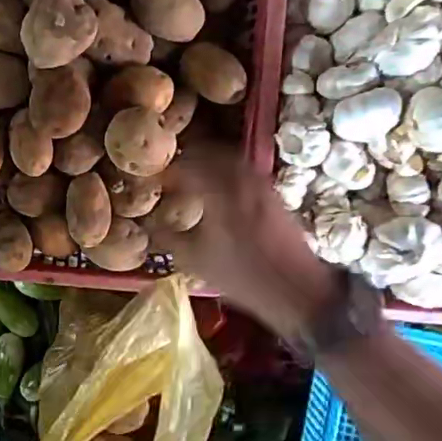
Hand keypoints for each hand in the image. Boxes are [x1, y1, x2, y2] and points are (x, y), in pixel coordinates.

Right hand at [154, 147, 339, 338]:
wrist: (296, 289)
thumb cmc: (241, 275)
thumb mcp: (194, 260)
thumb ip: (166, 236)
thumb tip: (145, 223)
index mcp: (217, 191)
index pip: (186, 164)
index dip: (167, 168)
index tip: (154, 176)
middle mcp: (241, 179)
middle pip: (210, 152)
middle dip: (188, 157)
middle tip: (172, 169)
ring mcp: (261, 184)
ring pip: (230, 158)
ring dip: (209, 161)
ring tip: (194, 175)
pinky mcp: (274, 194)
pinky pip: (244, 170)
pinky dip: (227, 171)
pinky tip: (220, 190)